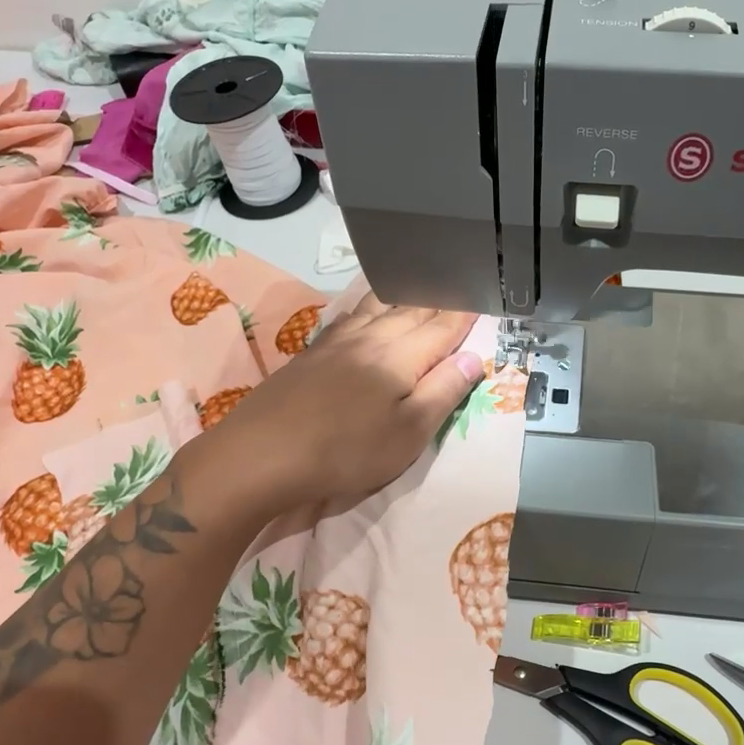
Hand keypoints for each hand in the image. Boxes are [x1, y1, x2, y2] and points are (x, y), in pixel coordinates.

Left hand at [213, 293, 480, 511]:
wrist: (260, 455)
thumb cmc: (344, 452)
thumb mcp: (407, 434)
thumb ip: (442, 391)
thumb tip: (473, 356)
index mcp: (399, 356)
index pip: (441, 328)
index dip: (464, 317)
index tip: (483, 302)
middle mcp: (370, 337)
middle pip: (411, 310)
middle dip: (438, 301)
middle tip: (458, 291)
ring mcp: (336, 341)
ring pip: (378, 306)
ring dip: (403, 297)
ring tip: (418, 288)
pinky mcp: (311, 352)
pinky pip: (351, 314)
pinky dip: (370, 305)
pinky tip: (366, 309)